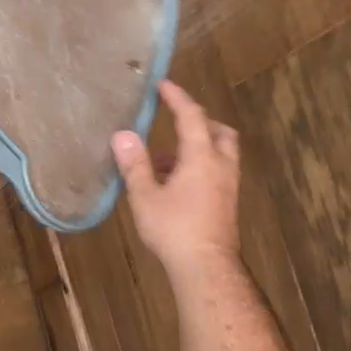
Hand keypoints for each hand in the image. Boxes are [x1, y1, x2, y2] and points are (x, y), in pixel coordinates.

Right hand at [110, 81, 241, 278]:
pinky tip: (175, 183)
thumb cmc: (173, 228)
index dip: (177, 98)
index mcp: (202, 156)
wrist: (205, 265)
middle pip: (218, 131)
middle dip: (198, 122)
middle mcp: (221, 164)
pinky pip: (216, 170)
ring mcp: (228, 184)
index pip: (191, 116)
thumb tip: (123, 135)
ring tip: (165, 159)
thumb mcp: (145, 196)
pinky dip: (199, 165)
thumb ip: (134, 164)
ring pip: (219, 152)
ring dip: (197, 146)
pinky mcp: (227, 201)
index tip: (163, 85)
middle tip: (175, 123)